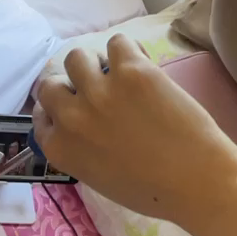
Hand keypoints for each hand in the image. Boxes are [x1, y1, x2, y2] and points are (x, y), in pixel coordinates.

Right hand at [33, 34, 236, 224]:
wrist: (196, 183)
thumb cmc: (150, 191)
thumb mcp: (97, 177)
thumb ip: (79, 148)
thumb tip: (80, 123)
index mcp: (59, 148)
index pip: (40, 117)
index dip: (55, 109)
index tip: (71, 107)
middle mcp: (69, 118)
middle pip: (50, 84)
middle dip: (70, 86)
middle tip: (93, 90)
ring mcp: (98, 91)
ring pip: (77, 57)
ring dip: (94, 64)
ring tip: (116, 74)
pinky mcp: (130, 72)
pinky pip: (117, 43)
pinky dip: (127, 52)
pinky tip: (141, 66)